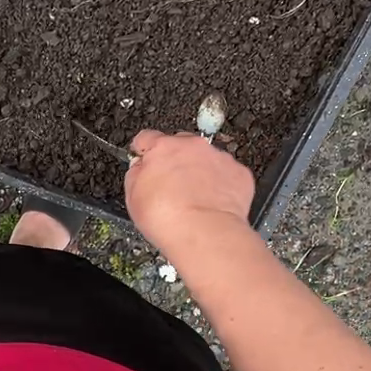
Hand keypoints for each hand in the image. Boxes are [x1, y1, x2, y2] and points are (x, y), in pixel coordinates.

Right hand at [124, 130, 255, 254]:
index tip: (144, 158)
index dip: (144, 150)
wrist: (203, 233)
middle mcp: (192, 147)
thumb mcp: (132, 198)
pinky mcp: (238, 173)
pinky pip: (226, 174)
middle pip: (180, 146)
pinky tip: (209, 203)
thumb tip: (139, 169)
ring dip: (198, 173)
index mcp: (163, 148)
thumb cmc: (169, 218)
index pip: (148, 138)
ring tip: (192, 200)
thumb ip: (135, 174)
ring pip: (205, 159)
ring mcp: (217, 158)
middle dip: (174, 162)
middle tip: (170, 186)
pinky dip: (219, 185)